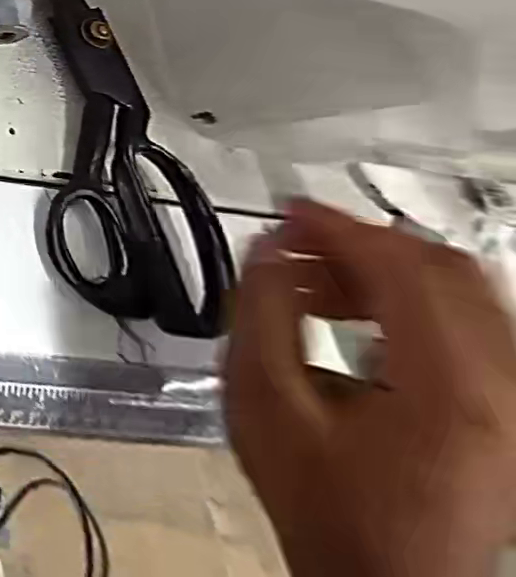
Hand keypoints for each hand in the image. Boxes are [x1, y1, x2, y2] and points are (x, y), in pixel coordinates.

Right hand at [226, 200, 515, 576]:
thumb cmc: (317, 490)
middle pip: (452, 273)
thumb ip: (263, 310)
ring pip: (469, 294)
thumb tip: (270, 249)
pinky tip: (351, 312)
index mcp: (454, 386)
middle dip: (362, 243)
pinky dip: (408, 301)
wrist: (381, 567)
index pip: (409, 268)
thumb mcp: (262, 393)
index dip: (340, 227)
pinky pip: (476, 326)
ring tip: (310, 279)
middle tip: (292, 239)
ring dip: (383, 271)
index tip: (286, 211)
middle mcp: (514, 389)